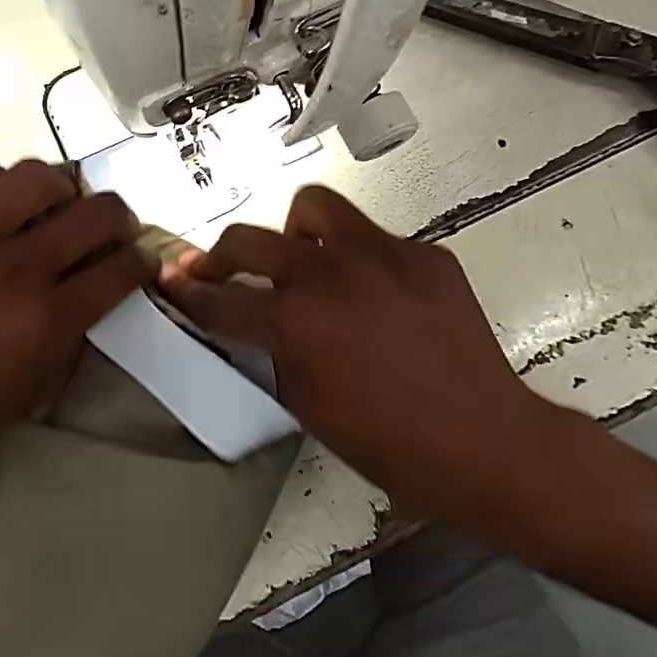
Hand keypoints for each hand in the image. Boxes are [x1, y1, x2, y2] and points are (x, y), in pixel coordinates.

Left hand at [0, 156, 150, 480]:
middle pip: (97, 213)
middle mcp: (17, 267)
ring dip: (64, 189)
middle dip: (122, 220)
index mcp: (49, 318)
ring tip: (59, 211)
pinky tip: (1, 207)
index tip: (144, 263)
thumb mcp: (40, 386)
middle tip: (116, 235)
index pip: (123, 269)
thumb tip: (96, 296)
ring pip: (37, 176)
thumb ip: (77, 334)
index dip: (145, 261)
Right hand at [159, 186, 567, 518]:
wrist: (484, 441)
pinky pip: (374, 240)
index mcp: (295, 322)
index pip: (220, 299)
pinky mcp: (424, 254)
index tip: (172, 283)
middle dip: (218, 257)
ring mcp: (382, 255)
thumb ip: (276, 355)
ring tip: (300, 265)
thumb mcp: (310, 408)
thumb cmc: (391, 446)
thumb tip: (261, 331)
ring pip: (313, 210)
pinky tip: (374, 296)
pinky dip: (357, 261)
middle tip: (216, 271)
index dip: (187, 294)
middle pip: (247, 240)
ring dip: (291, 235)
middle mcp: (330, 274)